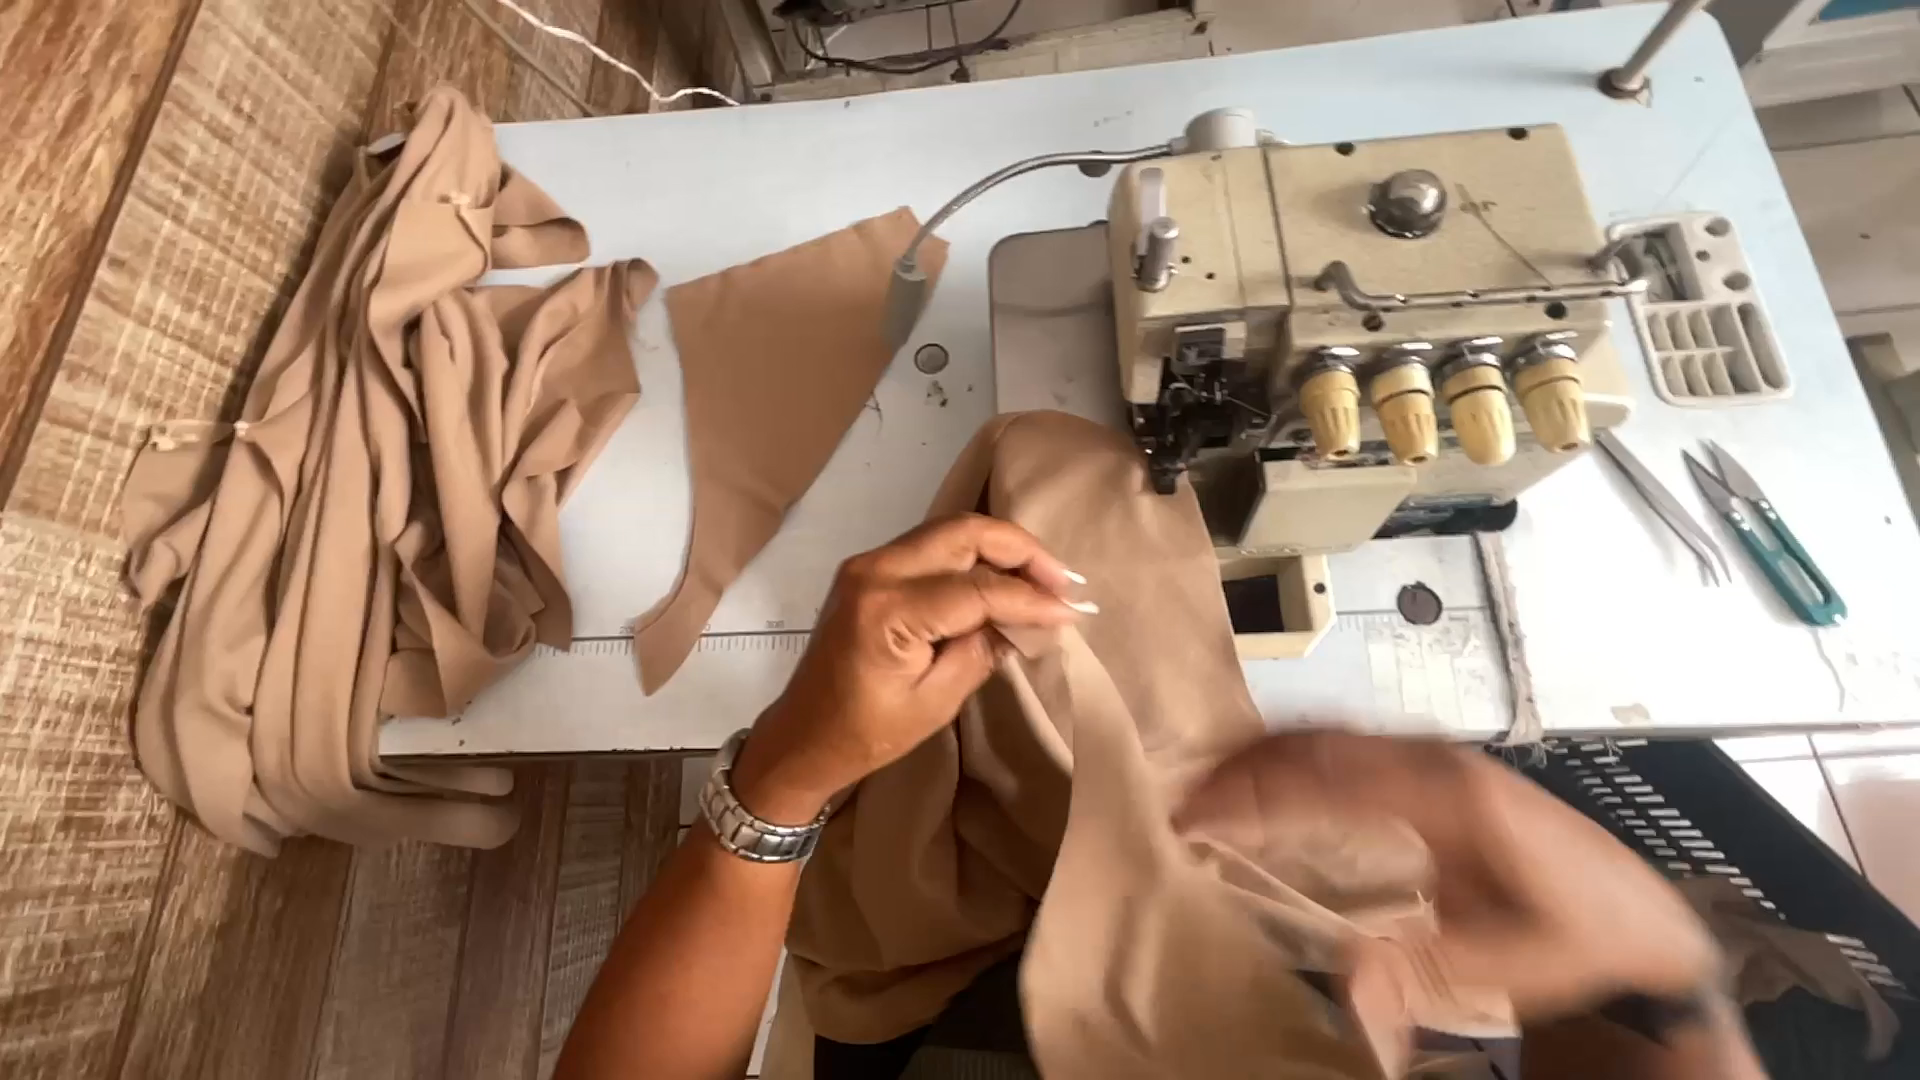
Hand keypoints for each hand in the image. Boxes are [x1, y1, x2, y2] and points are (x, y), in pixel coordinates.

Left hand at [729, 514, 1088, 823]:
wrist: (802, 735)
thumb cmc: (867, 733)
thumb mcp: (937, 701)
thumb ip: (985, 649)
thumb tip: (1033, 618)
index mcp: (887, 610)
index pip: (977, 587)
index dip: (1030, 597)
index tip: (1072, 611)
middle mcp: (874, 570)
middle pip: (964, 531)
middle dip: (1021, 549)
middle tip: (1062, 580)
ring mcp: (868, 563)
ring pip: (949, 531)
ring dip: (999, 547)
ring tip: (1042, 578)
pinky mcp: (869, 568)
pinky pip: (932, 546)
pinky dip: (973, 556)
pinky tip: (1001, 579)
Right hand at [1174, 732, 1721, 1021]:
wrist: (1638, 914)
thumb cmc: (1574, 936)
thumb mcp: (1508, 966)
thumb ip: (1421, 973)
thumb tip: (1342, 992)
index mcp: (1445, 795)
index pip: (1324, 777)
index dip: (1254, 793)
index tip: (1201, 816)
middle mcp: (1426, 756)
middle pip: (1311, 740)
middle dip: (1241, 767)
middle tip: (1185, 801)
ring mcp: (1423, 751)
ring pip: (1320, 733)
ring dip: (1258, 756)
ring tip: (1208, 788)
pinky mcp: (1420, 762)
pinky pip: (1338, 742)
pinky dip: (1287, 756)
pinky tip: (1263, 781)